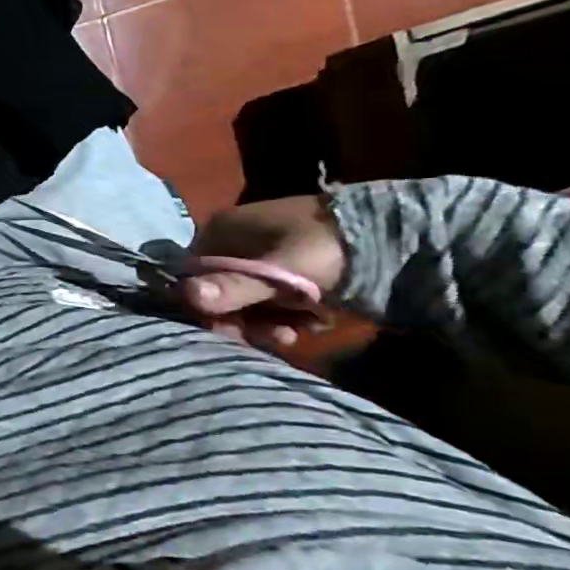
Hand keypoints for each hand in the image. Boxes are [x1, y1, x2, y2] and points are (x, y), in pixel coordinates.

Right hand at [181, 196, 346, 350]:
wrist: (384, 238)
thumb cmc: (321, 249)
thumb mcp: (277, 271)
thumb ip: (234, 286)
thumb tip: (185, 295)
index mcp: (220, 231)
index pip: (192, 279)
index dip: (209, 310)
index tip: (234, 330)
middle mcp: (232, 242)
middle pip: (221, 295)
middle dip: (247, 321)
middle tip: (277, 337)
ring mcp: (258, 256)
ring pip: (247, 303)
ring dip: (268, 324)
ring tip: (296, 332)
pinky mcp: (281, 271)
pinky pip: (269, 301)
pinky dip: (285, 316)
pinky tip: (308, 321)